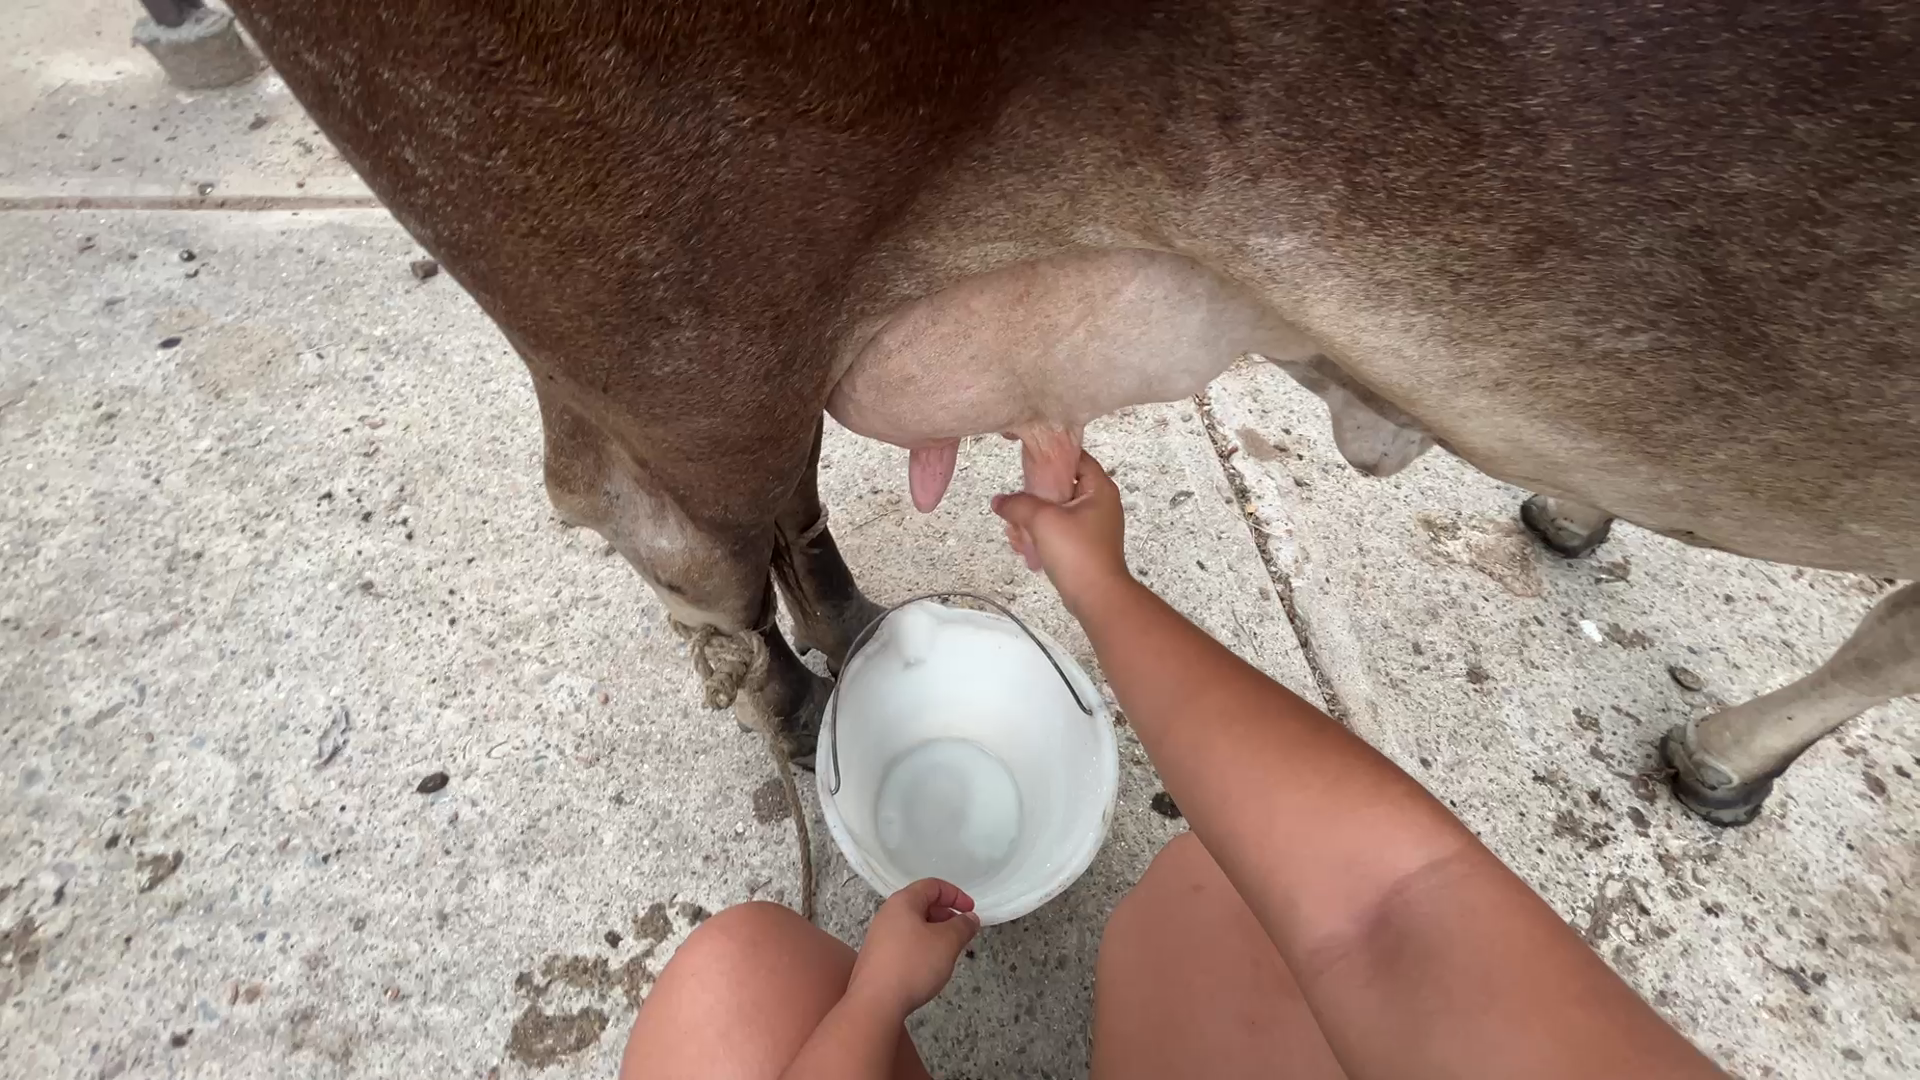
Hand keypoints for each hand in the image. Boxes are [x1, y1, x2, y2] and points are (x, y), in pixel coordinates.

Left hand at [847, 879, 979, 1017]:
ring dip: (935, 932)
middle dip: (946, 914)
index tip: (971, 911)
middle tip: (962, 931)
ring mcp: (879, 936)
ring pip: (913, 925)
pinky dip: (922, 946)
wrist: (874, 1004)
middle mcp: (888, 913)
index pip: (933, 885)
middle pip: (922, 903)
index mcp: (903, 901)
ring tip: (948, 950)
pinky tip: (929, 966)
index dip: (955, 895)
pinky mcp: (877, 958)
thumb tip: (970, 918)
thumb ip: (962, 926)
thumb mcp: (946, 943)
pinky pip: (904, 942)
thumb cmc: (913, 964)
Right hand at [990, 450, 1131, 613]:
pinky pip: (1057, 533)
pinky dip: (1040, 537)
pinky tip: (1025, 548)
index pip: (1074, 457)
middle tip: (1017, 507)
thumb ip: (1017, 504)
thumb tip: (999, 501)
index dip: (1050, 457)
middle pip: (1059, 487)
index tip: (1027, 463)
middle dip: (1033, 499)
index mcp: (1099, 488)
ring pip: (1054, 512)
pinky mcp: (1083, 546)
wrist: (1096, 597)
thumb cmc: (1078, 553)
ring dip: (1032, 522)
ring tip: (1017, 533)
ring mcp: (1092, 526)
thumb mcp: (1042, 520)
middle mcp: (1099, 504)